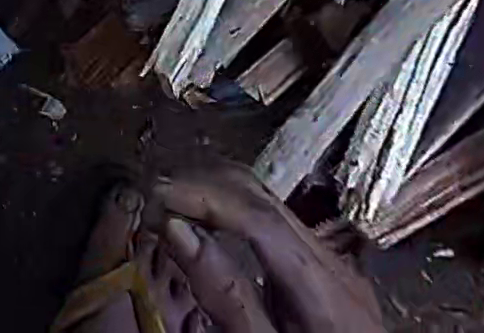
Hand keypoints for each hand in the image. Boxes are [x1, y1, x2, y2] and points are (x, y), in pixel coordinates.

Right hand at [152, 165, 385, 332]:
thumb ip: (226, 298)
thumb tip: (174, 226)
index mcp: (328, 292)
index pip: (258, 215)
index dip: (201, 195)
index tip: (153, 194)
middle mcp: (332, 261)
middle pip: (258, 194)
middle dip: (199, 184)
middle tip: (151, 196)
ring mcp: (329, 258)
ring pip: (259, 195)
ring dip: (209, 188)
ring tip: (166, 203)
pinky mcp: (318, 264)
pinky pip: (264, 213)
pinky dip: (224, 206)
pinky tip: (198, 218)